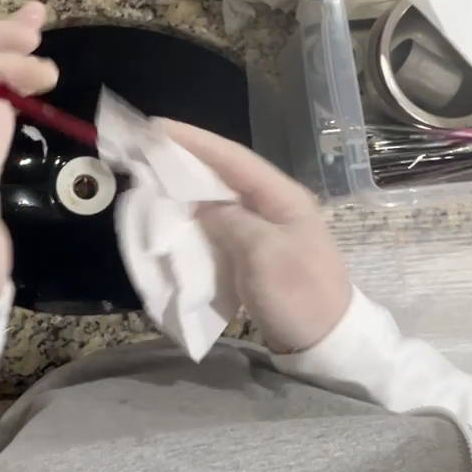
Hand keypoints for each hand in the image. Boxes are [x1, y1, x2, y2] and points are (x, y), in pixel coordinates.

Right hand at [157, 119, 352, 352]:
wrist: (325, 344)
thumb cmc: (299, 296)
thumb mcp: (263, 254)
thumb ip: (229, 221)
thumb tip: (199, 206)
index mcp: (282, 197)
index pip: (232, 158)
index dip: (194, 141)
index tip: (156, 127)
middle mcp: (273, 205)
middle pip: (223, 173)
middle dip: (185, 160)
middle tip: (146, 150)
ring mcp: (264, 229)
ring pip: (218, 198)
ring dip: (186, 187)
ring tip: (152, 177)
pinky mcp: (254, 251)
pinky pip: (218, 224)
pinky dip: (194, 216)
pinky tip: (173, 215)